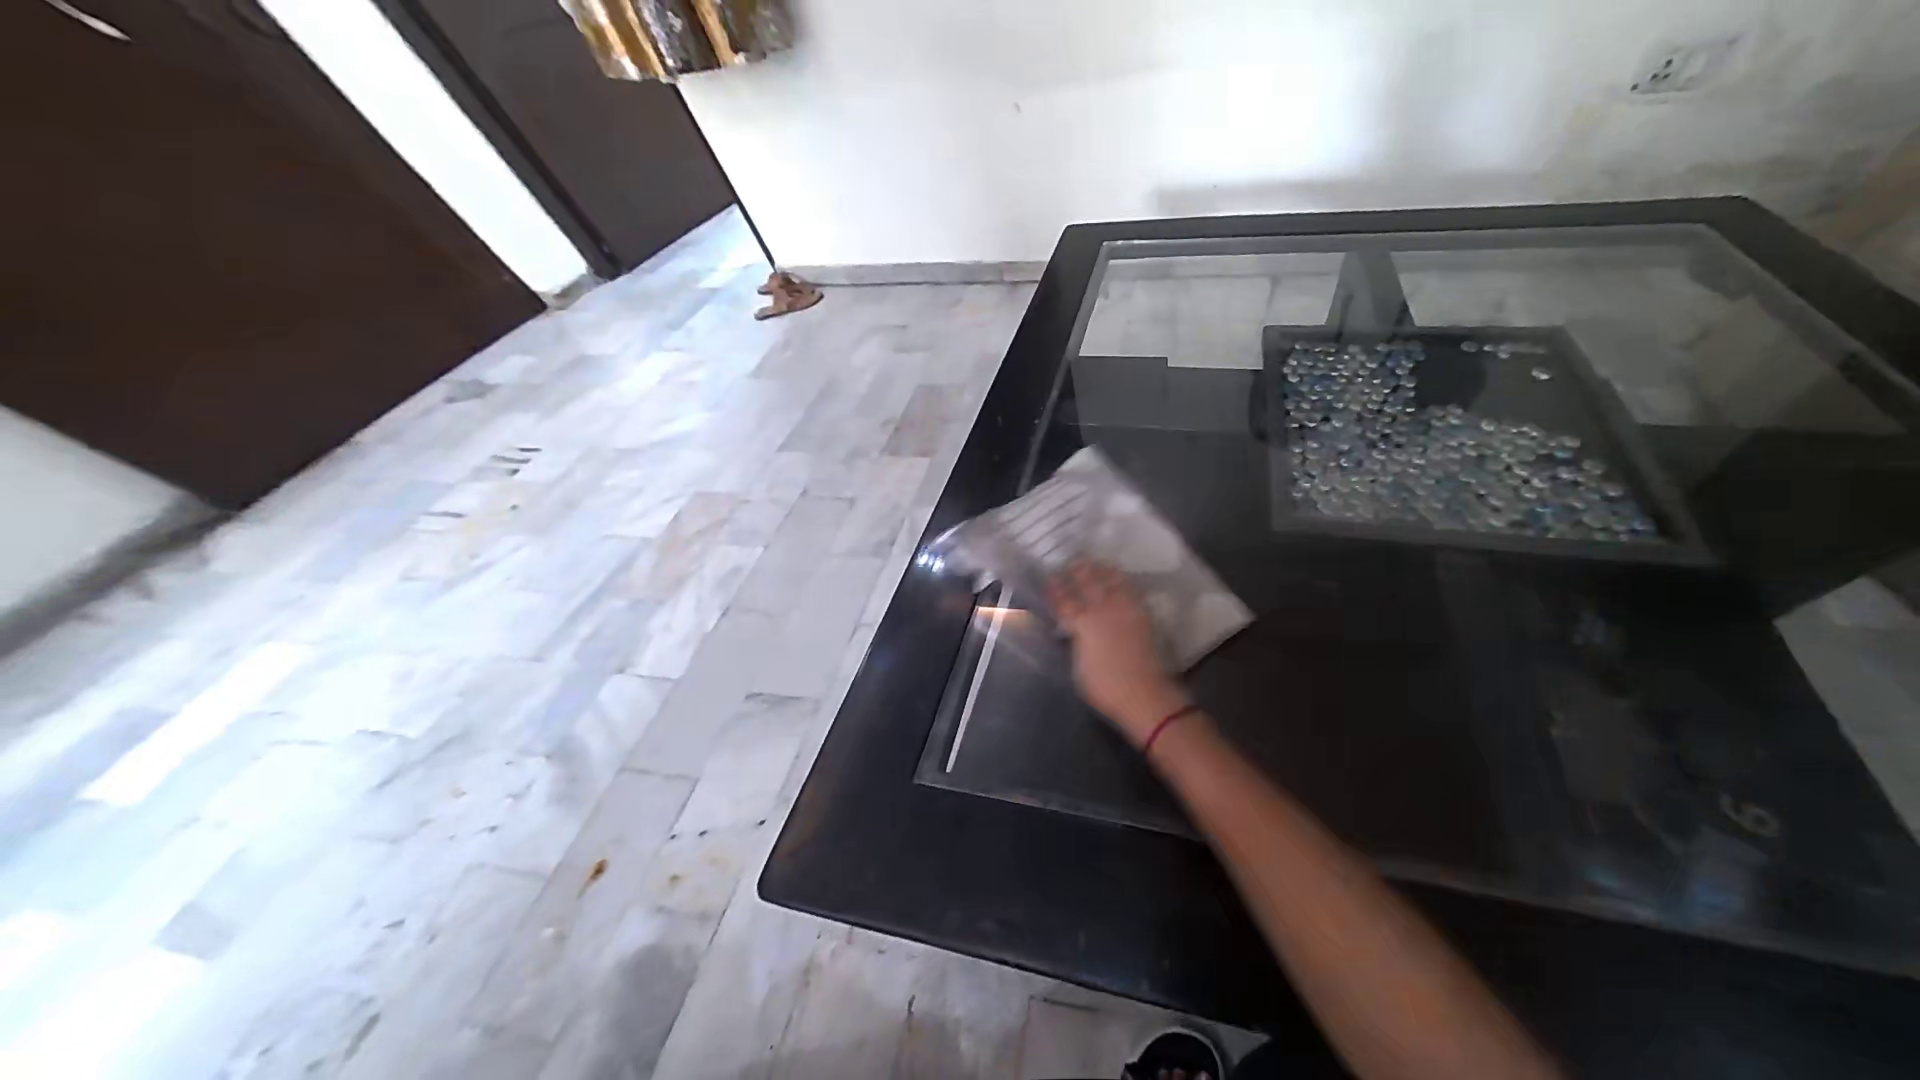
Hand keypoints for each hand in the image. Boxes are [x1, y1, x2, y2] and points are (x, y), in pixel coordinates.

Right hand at [1047, 560, 1188, 745]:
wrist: (1144, 694)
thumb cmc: (1104, 687)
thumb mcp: (1078, 666)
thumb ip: (1076, 642)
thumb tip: (1074, 630)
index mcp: (1083, 623)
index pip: (1065, 600)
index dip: (1056, 589)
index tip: (1050, 578)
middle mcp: (1103, 611)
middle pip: (1089, 583)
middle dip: (1079, 571)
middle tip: (1073, 561)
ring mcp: (1125, 611)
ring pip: (1113, 582)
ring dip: (1103, 571)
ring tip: (1096, 564)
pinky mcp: (1143, 617)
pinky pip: (1130, 592)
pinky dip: (1122, 583)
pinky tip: (1120, 582)